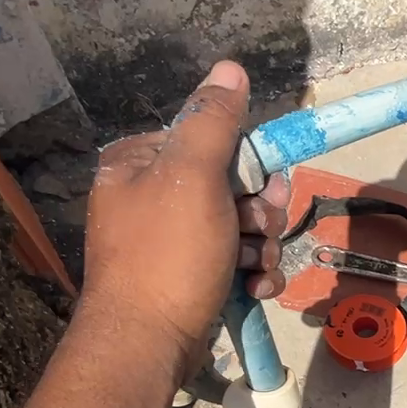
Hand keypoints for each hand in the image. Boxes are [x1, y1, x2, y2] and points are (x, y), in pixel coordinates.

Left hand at [80, 60, 290, 356]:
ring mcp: (176, 241)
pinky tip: (254, 291)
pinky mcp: (193, 277)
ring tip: (252, 271)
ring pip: (245, 231)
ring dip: (262, 251)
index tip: (262, 191)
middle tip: (255, 234)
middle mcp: (156, 196)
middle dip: (259, 216)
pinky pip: (240, 265)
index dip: (250, 169)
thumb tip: (231, 68)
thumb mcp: (193, 178)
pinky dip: (255, 277)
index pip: (216, 144)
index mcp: (144, 162)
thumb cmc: (169, 255)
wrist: (150, 339)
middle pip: (236, 189)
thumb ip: (214, 122)